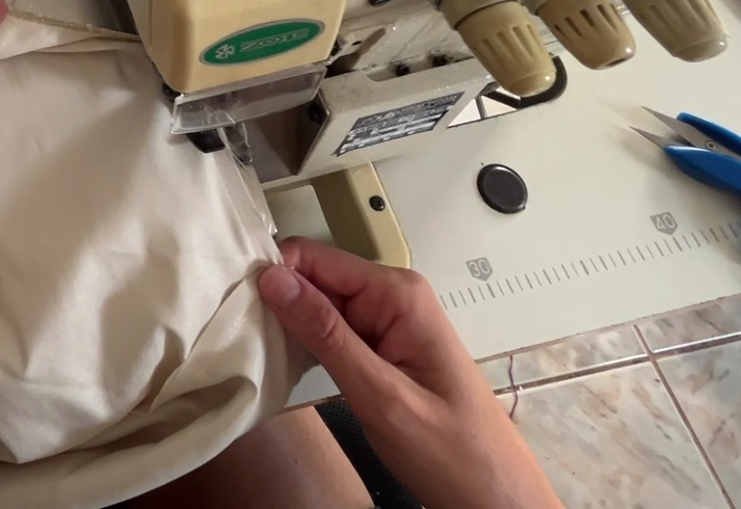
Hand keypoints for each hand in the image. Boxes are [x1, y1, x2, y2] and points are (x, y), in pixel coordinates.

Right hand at [259, 238, 561, 508]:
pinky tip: (289, 359)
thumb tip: (272, 277)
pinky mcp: (378, 341)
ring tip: (262, 345)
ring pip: (316, 301)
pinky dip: (305, 340)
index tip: (242, 303)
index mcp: (396, 293)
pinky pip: (329, 325)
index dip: (275, 273)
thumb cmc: (453, 454)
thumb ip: (325, 333)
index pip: (314, 256)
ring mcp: (384, 317)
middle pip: (312, 275)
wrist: (498, 502)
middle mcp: (390, 294)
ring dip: (289, 321)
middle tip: (246, 331)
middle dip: (279, 299)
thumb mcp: (382, 395)